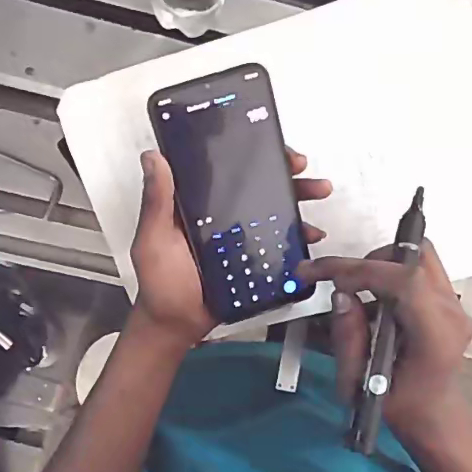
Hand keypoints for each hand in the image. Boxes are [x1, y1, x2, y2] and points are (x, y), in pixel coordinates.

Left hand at [130, 148, 330, 345]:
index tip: (269, 145)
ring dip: (298, 198)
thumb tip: (152, 157)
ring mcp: (237, 235)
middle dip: (283, 172)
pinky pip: (278, 240)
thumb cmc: (160, 283)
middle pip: (255, 184)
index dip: (246, 152)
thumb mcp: (154, 240)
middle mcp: (217, 214)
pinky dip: (297, 234)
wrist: (178, 326)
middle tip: (302, 167)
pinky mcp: (251, 256)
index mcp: (193, 203)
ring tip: (319, 192)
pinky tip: (311, 234)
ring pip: (272, 208)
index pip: (223, 168)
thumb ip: (157, 202)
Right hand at [299, 239, 471, 441]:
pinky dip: (389, 274)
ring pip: (417, 256)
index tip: (332, 280)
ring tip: (355, 292)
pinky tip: (373, 302)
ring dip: (380, 266)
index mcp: (435, 336)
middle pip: (414, 257)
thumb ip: (348, 338)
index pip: (407, 281)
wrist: (433, 414)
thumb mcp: (360, 383)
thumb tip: (341, 296)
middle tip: (342, 284)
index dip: (365, 271)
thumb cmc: (397, 406)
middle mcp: (451, 313)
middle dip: (371, 262)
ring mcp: (454, 304)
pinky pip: (418, 269)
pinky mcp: (447, 300)